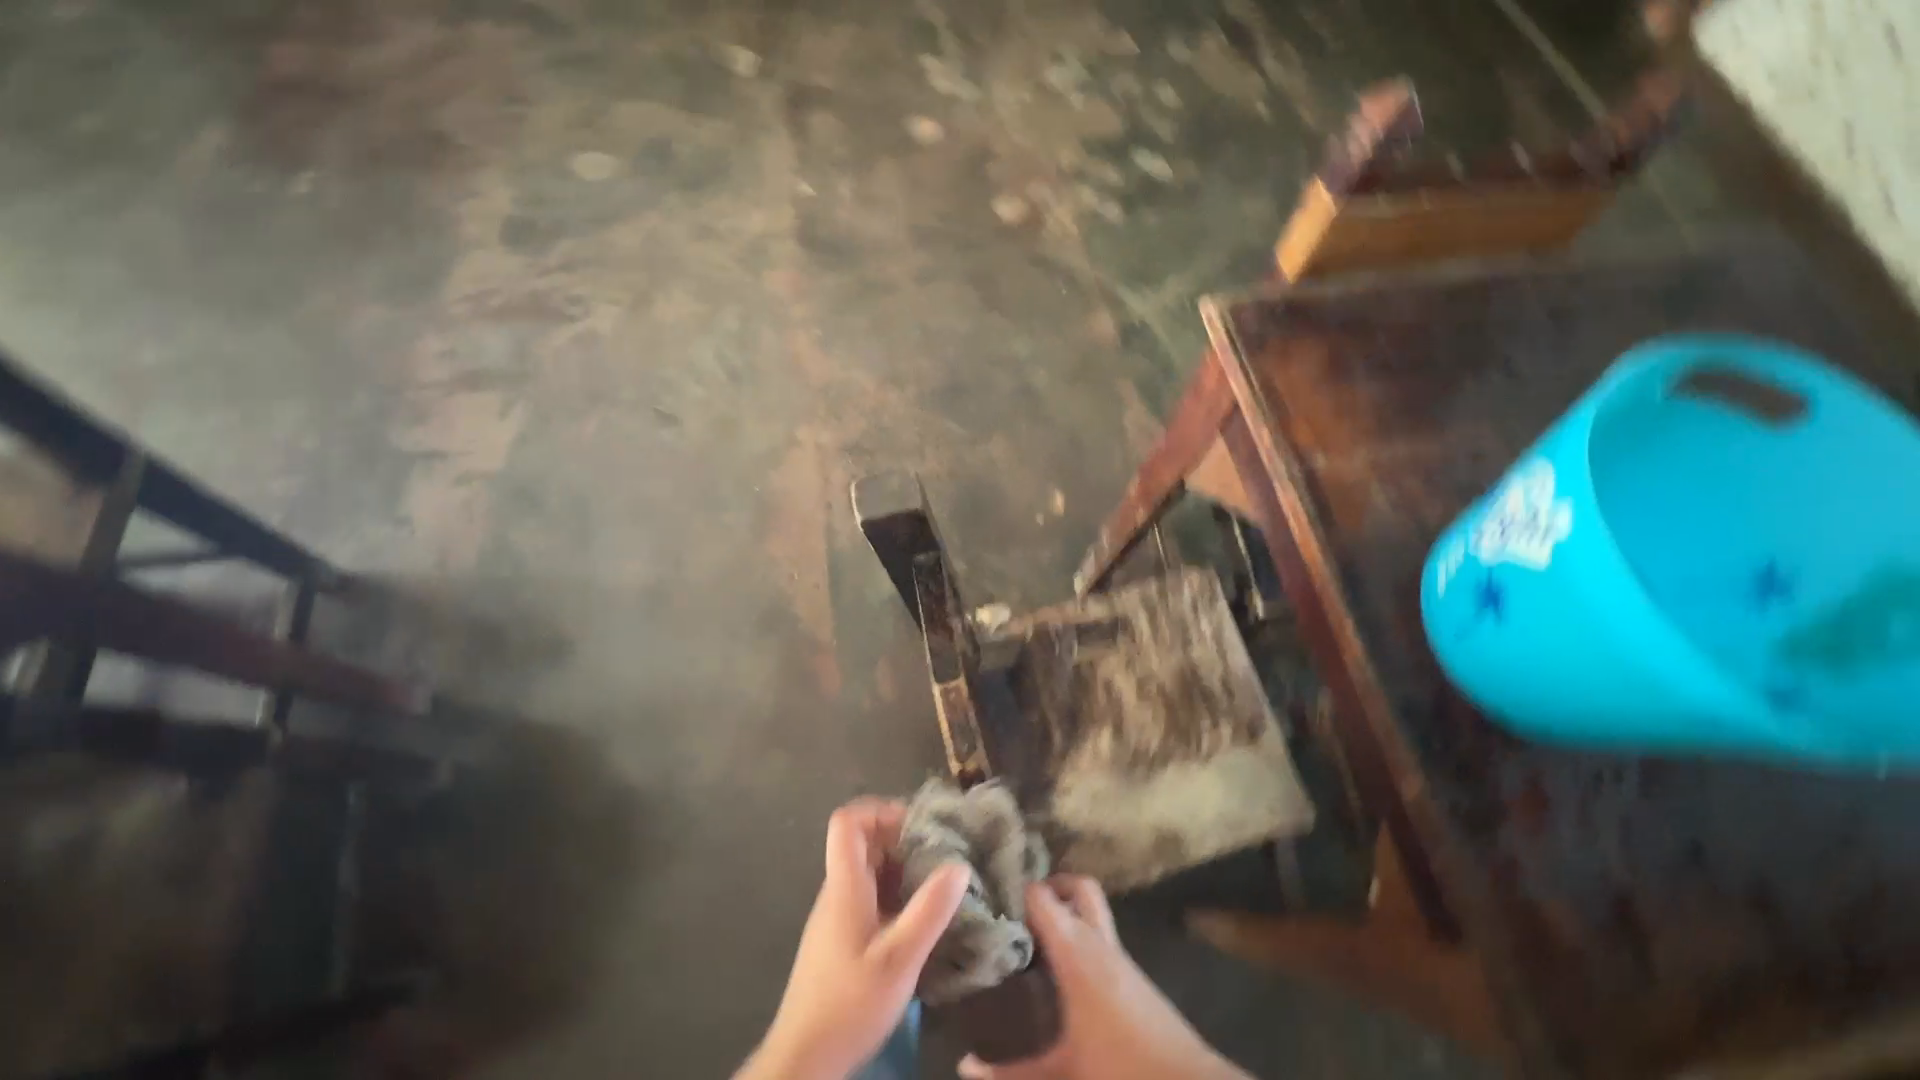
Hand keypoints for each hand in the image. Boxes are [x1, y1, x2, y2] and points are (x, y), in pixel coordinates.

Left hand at [737, 798, 971, 1079]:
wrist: (806, 1057)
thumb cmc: (850, 1003)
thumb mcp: (899, 959)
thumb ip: (929, 910)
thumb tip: (959, 864)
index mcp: (844, 887)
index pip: (847, 822)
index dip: (880, 811)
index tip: (920, 826)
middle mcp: (837, 893)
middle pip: (863, 843)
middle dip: (903, 840)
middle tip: (944, 855)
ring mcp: (838, 916)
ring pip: (870, 872)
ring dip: (904, 870)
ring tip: (943, 885)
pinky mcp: (844, 939)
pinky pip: (872, 898)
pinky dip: (898, 896)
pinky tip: (925, 919)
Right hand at [959, 877, 1248, 1079]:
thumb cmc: (1122, 1069)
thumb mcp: (1062, 1073)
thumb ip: (1010, 1073)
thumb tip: (964, 1066)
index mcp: (1077, 954)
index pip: (1042, 897)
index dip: (1014, 887)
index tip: (985, 890)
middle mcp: (1100, 943)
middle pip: (1077, 887)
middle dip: (1049, 885)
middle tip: (1015, 904)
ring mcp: (1121, 956)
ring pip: (1091, 911)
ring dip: (1064, 910)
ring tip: (1026, 930)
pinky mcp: (1132, 974)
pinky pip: (1100, 935)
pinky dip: (1078, 934)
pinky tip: (1057, 964)